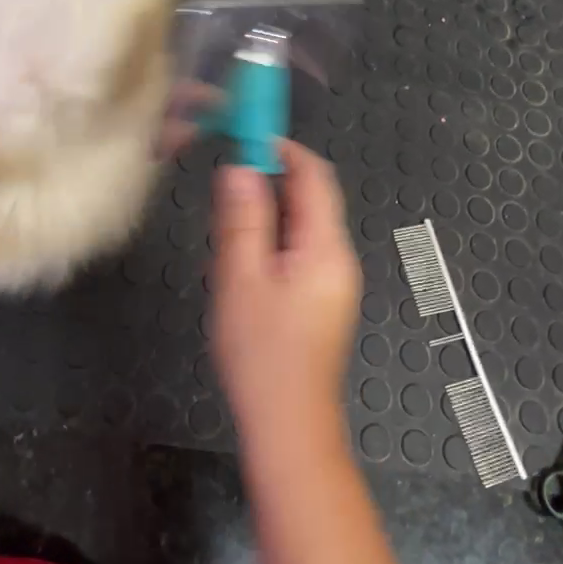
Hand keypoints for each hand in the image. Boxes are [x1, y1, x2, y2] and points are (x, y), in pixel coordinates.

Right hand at [209, 142, 361, 434]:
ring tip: (226, 236)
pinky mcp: (320, 302)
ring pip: (300, 228)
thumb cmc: (263, 354)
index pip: (314, 176)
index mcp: (326, 247)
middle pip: (309, 200)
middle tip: (224, 190)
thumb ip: (242, 220)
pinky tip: (240, 268)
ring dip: (265, 217)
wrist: (287, 427)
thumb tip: (240, 168)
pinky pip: (297, 254)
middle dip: (268, 185)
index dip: (282, 149)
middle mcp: (338, 259)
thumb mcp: (241, 279)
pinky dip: (270, 244)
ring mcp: (332, 283)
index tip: (244, 136)